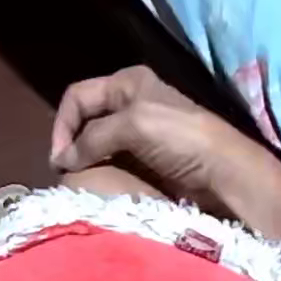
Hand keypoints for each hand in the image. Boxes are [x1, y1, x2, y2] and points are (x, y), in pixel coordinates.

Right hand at [49, 66, 280, 213]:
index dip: (62, 126)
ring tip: (79, 190)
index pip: (77, 98)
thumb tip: (63, 161)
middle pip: (86, 125)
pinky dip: (103, 181)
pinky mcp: (147, 169)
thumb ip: (95, 137)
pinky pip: (115, 171)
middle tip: (66, 179)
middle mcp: (131, 108)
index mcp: (127, 85)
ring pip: (99, 151)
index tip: (59, 160)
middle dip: (71, 148)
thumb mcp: (134, 125)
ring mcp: (140, 141)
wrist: (222, 175)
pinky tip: (100, 195)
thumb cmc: (181, 140)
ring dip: (86, 169)